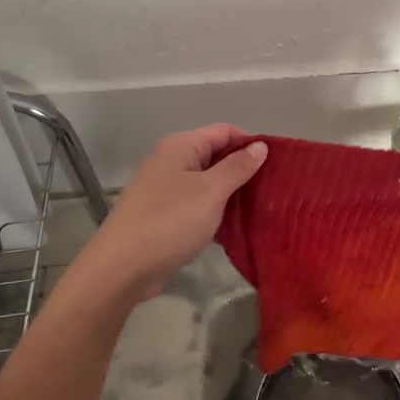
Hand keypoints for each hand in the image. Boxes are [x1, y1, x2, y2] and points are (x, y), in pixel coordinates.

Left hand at [72, 124, 267, 296]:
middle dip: (243, 170)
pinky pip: (196, 204)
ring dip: (231, 194)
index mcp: (180, 146)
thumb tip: (260, 146)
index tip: (277, 165)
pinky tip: (233, 227)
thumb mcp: (211, 191)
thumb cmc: (170, 222)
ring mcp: (164, 189)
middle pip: (215, 155)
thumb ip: (237, 167)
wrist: (122, 267)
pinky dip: (214, 211)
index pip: (224, 131)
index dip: (251, 143)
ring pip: (207, 182)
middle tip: (273, 190)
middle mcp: (170, 161)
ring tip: (259, 208)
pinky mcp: (163, 215)